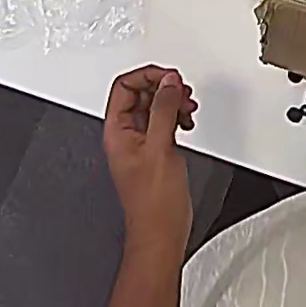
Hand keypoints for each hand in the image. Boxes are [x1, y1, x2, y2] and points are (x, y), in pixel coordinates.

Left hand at [102, 65, 197, 255]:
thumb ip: (164, 111)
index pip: (125, 86)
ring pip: (155, 104)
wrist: (162, 230)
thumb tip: (168, 83)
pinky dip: (179, 114)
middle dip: (164, 86)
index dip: (148, 76)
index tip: (171, 78)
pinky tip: (187, 122)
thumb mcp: (160, 148)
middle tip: (182, 91)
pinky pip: (166, 119)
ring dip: (174, 100)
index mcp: (117, 131)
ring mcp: (143, 141)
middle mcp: (127, 133)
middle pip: (141, 92)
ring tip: (187, 107)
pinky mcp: (158, 148)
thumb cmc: (153, 202)